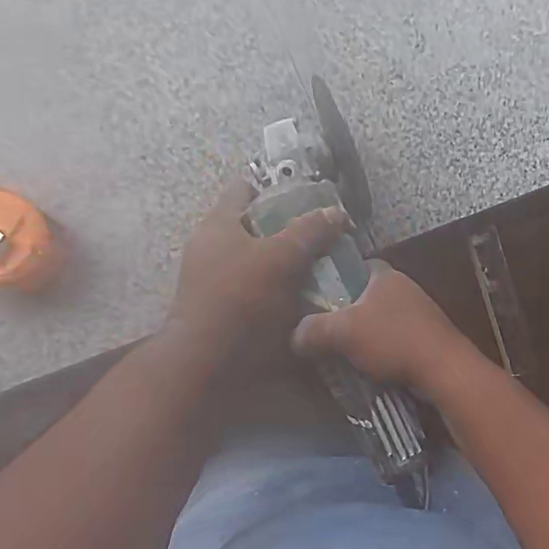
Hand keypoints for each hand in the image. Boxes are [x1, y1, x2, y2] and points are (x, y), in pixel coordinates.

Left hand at [164, 179, 348, 369]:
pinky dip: (288, 290)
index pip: (244, 191)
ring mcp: (222, 280)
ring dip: (293, 263)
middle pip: (258, 227)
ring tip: (330, 268)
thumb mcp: (280, 258)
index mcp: (219, 226)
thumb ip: (309, 232)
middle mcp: (216, 248)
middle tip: (328, 235)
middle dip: (291, 229)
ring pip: (264, 260)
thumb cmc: (240, 298)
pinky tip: (314, 298)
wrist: (210, 359)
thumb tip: (337, 213)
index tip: (308, 195)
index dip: (275, 188)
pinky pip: (266, 289)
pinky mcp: (232, 308)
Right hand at [291, 261, 479, 390]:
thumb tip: (295, 337)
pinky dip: (384, 353)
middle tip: (325, 332)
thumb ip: (313, 330)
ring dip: (367, 337)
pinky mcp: (430, 339)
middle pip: (369, 296)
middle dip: (348, 313)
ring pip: (384, 321)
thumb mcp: (342, 332)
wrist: (444, 370)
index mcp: (387, 276)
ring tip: (343, 354)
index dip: (336, 278)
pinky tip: (371, 368)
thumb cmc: (393, 340)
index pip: (357, 265)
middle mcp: (407, 289)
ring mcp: (422, 315)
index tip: (318, 296)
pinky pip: (398, 342)